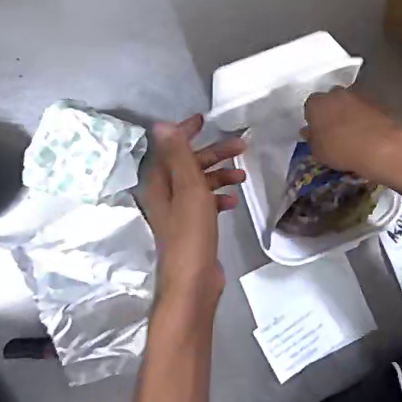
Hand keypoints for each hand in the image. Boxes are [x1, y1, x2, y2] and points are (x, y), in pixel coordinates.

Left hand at [141, 115, 244, 308]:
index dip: (186, 132)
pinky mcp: (191, 227)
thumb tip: (161, 124)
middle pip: (189, 164)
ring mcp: (177, 212)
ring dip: (220, 175)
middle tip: (241, 146)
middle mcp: (164, 194)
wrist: (193, 281)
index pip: (170, 148)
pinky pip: (205, 202)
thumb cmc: (190, 232)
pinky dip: (218, 197)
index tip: (205, 120)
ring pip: (199, 183)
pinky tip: (233, 202)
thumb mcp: (188, 188)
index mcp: (159, 183)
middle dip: (214, 153)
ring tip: (242, 176)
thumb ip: (178, 155)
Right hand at [303, 88, 401, 185]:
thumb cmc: (342, 149)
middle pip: (330, 100)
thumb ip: (312, 139)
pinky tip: (368, 132)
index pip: (310, 107)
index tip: (318, 132)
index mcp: (317, 103)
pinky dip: (365, 116)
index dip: (313, 119)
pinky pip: (365, 108)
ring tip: (353, 133)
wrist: (382, 146)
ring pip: (349, 102)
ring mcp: (358, 95)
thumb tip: (309, 132)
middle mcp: (336, 93)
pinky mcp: (377, 101)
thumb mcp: (319, 151)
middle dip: (331, 112)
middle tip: (334, 131)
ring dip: (349, 113)